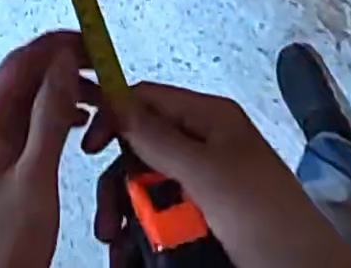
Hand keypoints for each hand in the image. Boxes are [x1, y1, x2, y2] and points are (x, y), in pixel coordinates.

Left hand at [0, 31, 99, 267]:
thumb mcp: (34, 176)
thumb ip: (50, 114)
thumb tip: (63, 62)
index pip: (21, 61)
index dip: (56, 46)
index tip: (90, 42)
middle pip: (23, 79)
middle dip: (63, 69)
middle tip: (103, 70)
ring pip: (26, 104)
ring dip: (61, 96)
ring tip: (100, 101)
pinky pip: (24, 128)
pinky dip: (52, 120)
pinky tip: (77, 127)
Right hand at [85, 83, 350, 267]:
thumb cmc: (263, 218)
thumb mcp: (207, 174)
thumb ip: (158, 138)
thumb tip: (113, 100)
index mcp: (207, 117)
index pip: (146, 98)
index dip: (114, 115)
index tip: (88, 148)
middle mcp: (201, 143)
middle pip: (141, 147)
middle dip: (119, 182)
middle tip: (108, 224)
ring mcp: (203, 184)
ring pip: (147, 186)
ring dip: (126, 213)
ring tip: (117, 248)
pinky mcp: (205, 219)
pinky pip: (163, 217)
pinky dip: (144, 235)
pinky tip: (131, 255)